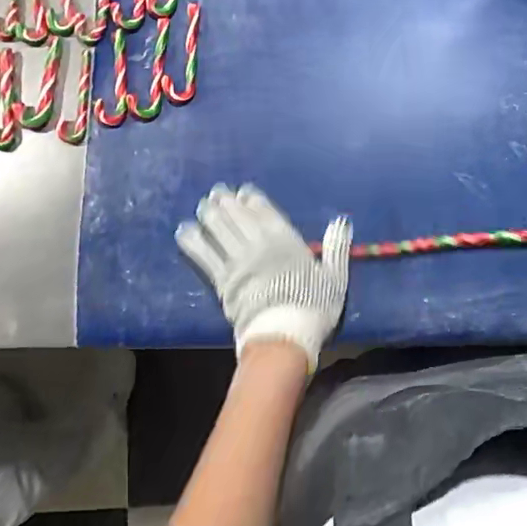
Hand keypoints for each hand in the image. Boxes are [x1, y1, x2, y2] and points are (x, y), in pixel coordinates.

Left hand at [176, 184, 350, 363]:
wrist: (286, 333)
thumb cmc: (314, 307)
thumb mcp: (334, 276)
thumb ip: (336, 247)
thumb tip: (342, 221)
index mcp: (286, 240)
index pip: (265, 211)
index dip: (252, 200)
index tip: (243, 193)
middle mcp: (259, 244)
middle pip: (238, 216)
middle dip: (226, 202)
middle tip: (216, 194)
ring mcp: (238, 260)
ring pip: (219, 229)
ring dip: (210, 215)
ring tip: (203, 207)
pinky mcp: (222, 278)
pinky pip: (204, 254)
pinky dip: (193, 240)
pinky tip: (184, 230)